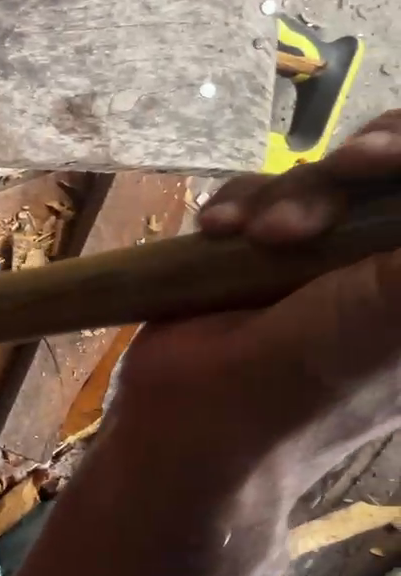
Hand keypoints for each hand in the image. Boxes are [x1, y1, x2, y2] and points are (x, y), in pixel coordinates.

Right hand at [112, 113, 400, 492]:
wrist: (196, 416)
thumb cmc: (316, 371)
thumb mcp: (397, 299)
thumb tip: (398, 210)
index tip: (382, 162)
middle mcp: (389, 253)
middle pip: (392, 160)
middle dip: (363, 159)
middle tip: (345, 170)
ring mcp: (321, 253)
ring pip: (320, 173)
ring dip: (284, 191)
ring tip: (252, 234)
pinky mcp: (248, 257)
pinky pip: (250, 198)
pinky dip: (230, 204)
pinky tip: (215, 231)